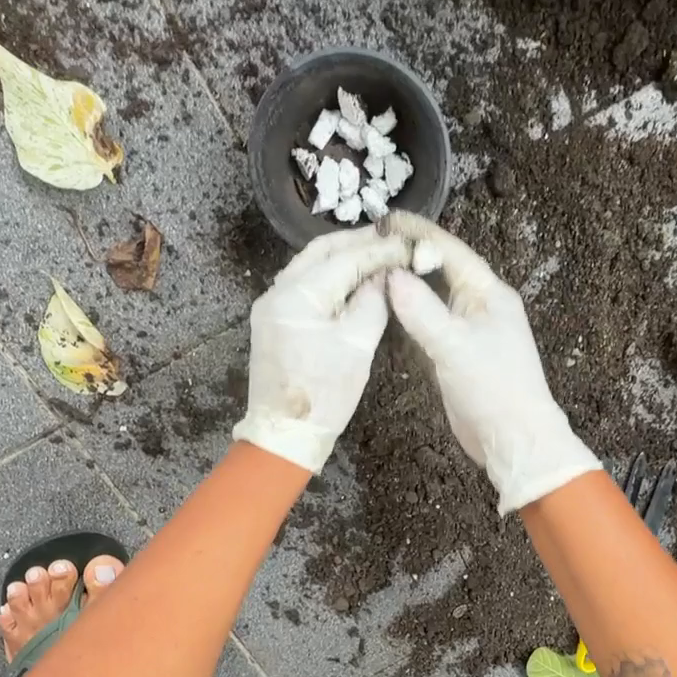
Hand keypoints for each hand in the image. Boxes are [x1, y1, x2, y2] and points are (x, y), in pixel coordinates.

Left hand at [231, 226, 412, 472]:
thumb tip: (385, 275)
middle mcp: (277, 292)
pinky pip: (303, 286)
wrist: (285, 435)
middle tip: (390, 240)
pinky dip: (328, 277)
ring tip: (375, 255)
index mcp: (297, 296)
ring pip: (309, 267)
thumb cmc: (325, 395)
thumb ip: (373, 303)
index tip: (406, 244)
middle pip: (320, 252)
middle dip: (356, 243)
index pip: (343, 259)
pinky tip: (351, 280)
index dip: (377, 250)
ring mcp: (270, 306)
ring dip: (342, 258)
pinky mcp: (273, 321)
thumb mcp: (358, 347)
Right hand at [383, 215, 600, 514]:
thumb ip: (421, 310)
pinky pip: (430, 326)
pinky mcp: (458, 356)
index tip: (387, 219)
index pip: (452, 252)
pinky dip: (409, 317)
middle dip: (410, 257)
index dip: (420, 234)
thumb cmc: (494, 389)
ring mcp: (469, 332)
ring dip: (407, 287)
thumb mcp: (454, 346)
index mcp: (489, 294)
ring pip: (433, 299)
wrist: (514, 440)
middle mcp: (481, 307)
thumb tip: (391, 274)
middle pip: (441, 271)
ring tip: (372, 270)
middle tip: (372, 244)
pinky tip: (387, 312)